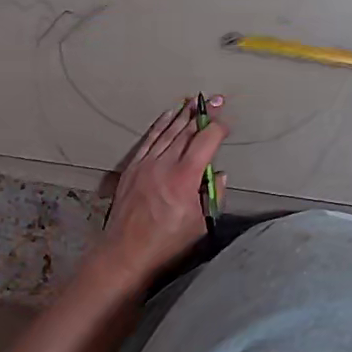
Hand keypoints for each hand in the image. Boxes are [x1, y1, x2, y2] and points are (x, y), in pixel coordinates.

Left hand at [92, 95, 229, 287]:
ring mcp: (146, 164)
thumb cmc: (167, 244)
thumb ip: (213, 195)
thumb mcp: (201, 224)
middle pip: (186, 132)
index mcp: (184, 178)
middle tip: (213, 100)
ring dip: (181, 116)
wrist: (126, 251)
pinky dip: (160, 126)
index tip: (225, 122)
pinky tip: (167, 116)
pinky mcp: (133, 168)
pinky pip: (149, 140)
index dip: (217, 129)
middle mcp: (164, 165)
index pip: (205, 142)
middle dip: (201, 115)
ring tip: (193, 103)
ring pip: (167, 132)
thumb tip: (220, 174)